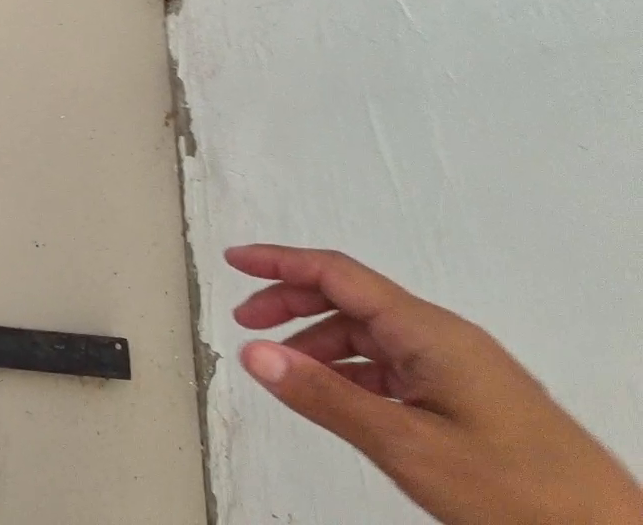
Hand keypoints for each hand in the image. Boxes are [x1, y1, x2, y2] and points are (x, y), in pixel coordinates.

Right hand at [229, 244, 642, 524]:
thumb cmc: (522, 496)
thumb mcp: (408, 446)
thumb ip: (325, 396)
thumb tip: (253, 353)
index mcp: (431, 334)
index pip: (337, 274)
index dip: (279, 261)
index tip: (233, 260)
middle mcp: (444, 339)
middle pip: (349, 297)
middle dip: (289, 301)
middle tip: (245, 320)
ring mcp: (460, 368)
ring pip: (368, 332)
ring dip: (316, 340)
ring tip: (284, 367)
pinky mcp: (469, 398)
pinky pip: (391, 363)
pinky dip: (349, 368)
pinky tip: (335, 395)